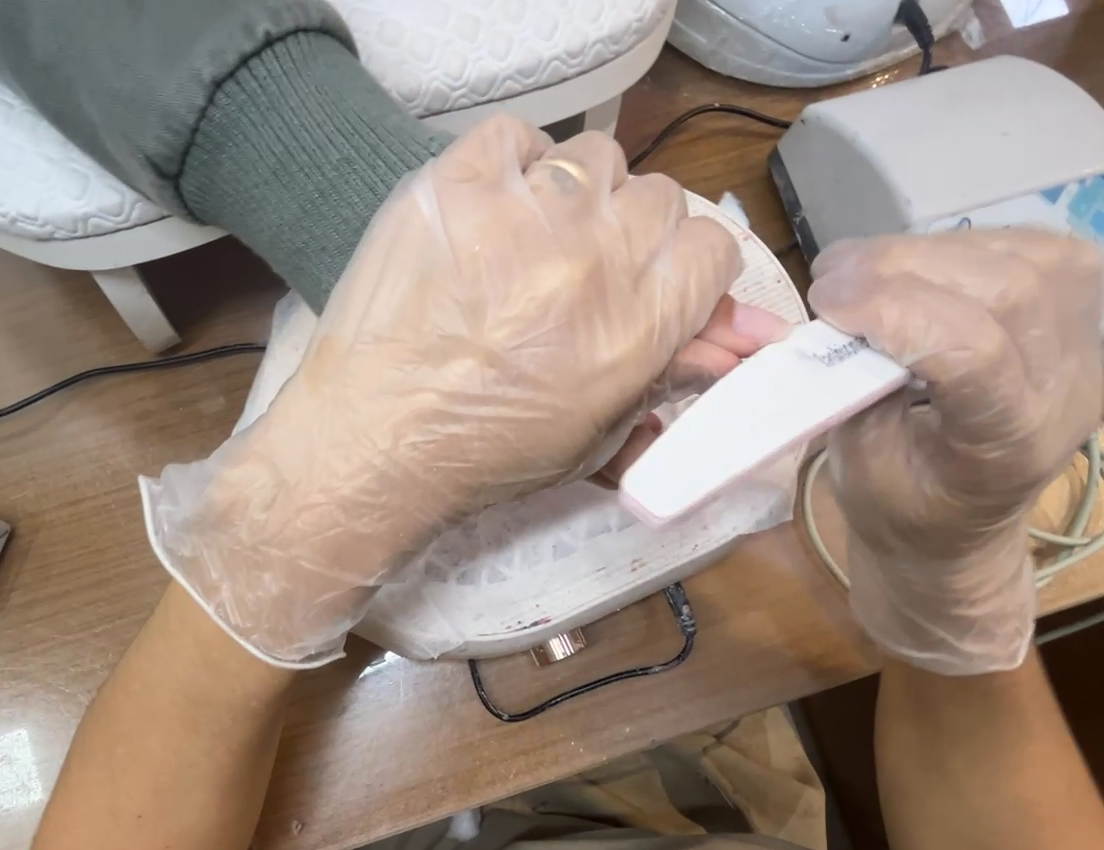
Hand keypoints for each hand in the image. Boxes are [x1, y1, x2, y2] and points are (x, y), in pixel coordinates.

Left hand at [142, 116, 745, 665]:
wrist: (370, 445)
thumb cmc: (481, 458)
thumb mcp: (590, 438)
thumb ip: (664, 379)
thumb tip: (733, 345)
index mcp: (635, 332)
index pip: (712, 249)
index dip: (688, 270)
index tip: (657, 285)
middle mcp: (590, 262)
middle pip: (659, 199)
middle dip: (633, 236)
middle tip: (586, 274)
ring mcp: (519, 217)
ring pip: (593, 160)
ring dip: (577, 199)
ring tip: (534, 245)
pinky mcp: (453, 186)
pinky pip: (515, 138)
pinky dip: (513, 167)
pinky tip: (494, 213)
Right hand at [809, 229, 1103, 674]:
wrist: (957, 526)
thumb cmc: (898, 508)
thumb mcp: (858, 465)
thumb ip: (855, 391)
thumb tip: (837, 318)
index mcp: (1008, 447)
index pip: (974, 353)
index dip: (895, 311)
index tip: (823, 302)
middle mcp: (1067, 390)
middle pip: (1009, 289)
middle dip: (904, 266)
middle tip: (828, 276)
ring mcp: (1085, 348)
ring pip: (1028, 256)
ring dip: (928, 248)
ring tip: (859, 267)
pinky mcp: (1079, 317)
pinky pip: (1034, 250)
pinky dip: (958, 245)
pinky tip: (911, 265)